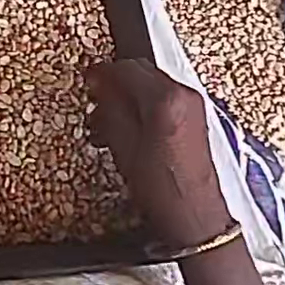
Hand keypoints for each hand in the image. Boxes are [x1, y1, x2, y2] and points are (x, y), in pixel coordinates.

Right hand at [84, 59, 231, 245]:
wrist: (194, 215)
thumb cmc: (161, 188)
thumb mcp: (123, 145)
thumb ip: (109, 108)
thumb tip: (99, 85)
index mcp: (165, 99)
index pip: (127, 69)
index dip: (102, 72)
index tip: (88, 79)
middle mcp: (184, 95)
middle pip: (142, 71)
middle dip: (116, 81)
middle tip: (94, 97)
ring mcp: (193, 105)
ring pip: (152, 84)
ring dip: (129, 94)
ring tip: (107, 118)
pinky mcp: (196, 117)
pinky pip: (164, 98)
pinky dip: (144, 104)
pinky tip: (128, 126)